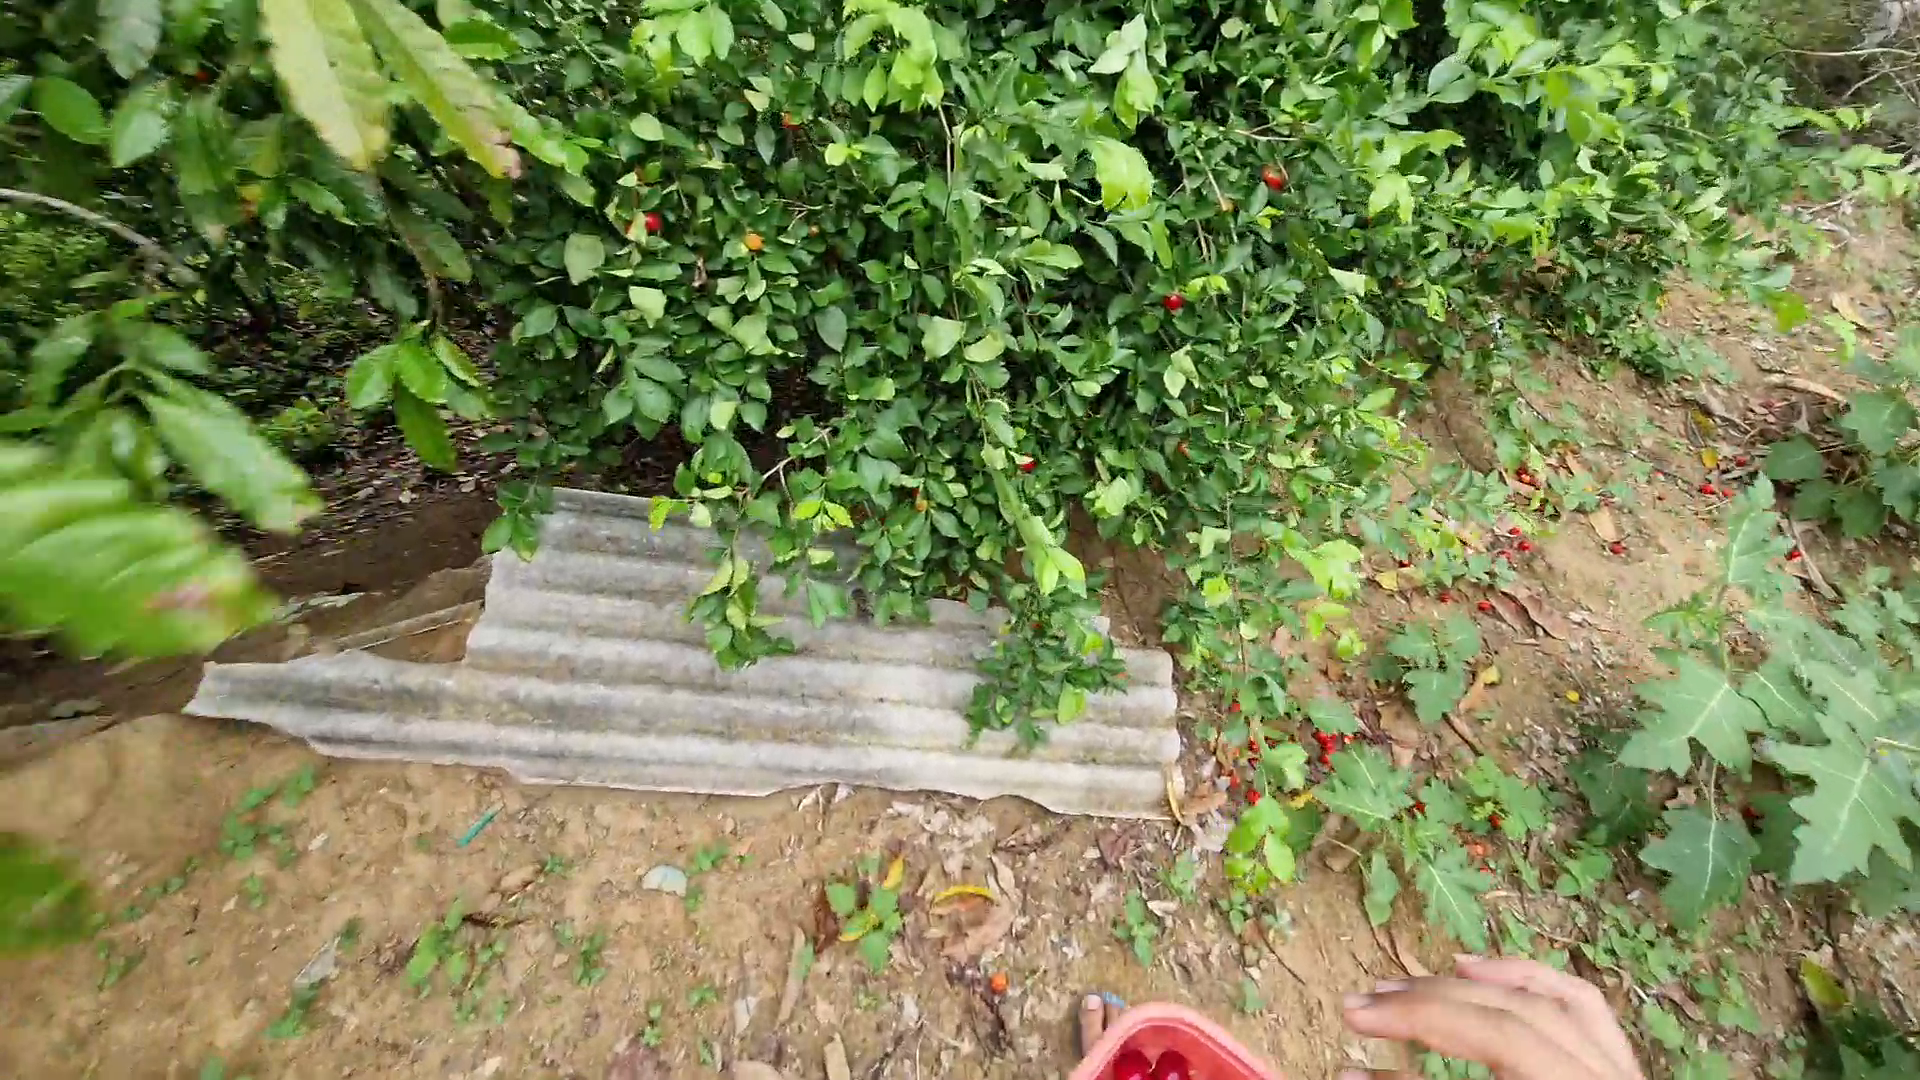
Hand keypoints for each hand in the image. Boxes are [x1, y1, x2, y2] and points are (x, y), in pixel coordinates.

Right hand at [1338, 954, 1643, 1079]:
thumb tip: (1347, 1076)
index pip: (1497, 1037)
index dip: (1417, 1019)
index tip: (1351, 1016)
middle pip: (1509, 1016)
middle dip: (1426, 1002)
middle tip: (1362, 1002)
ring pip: (1544, 1002)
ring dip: (1465, 987)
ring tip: (1405, 986)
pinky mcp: (1624, 1077)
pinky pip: (1583, 1009)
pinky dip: (1525, 978)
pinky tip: (1473, 969)